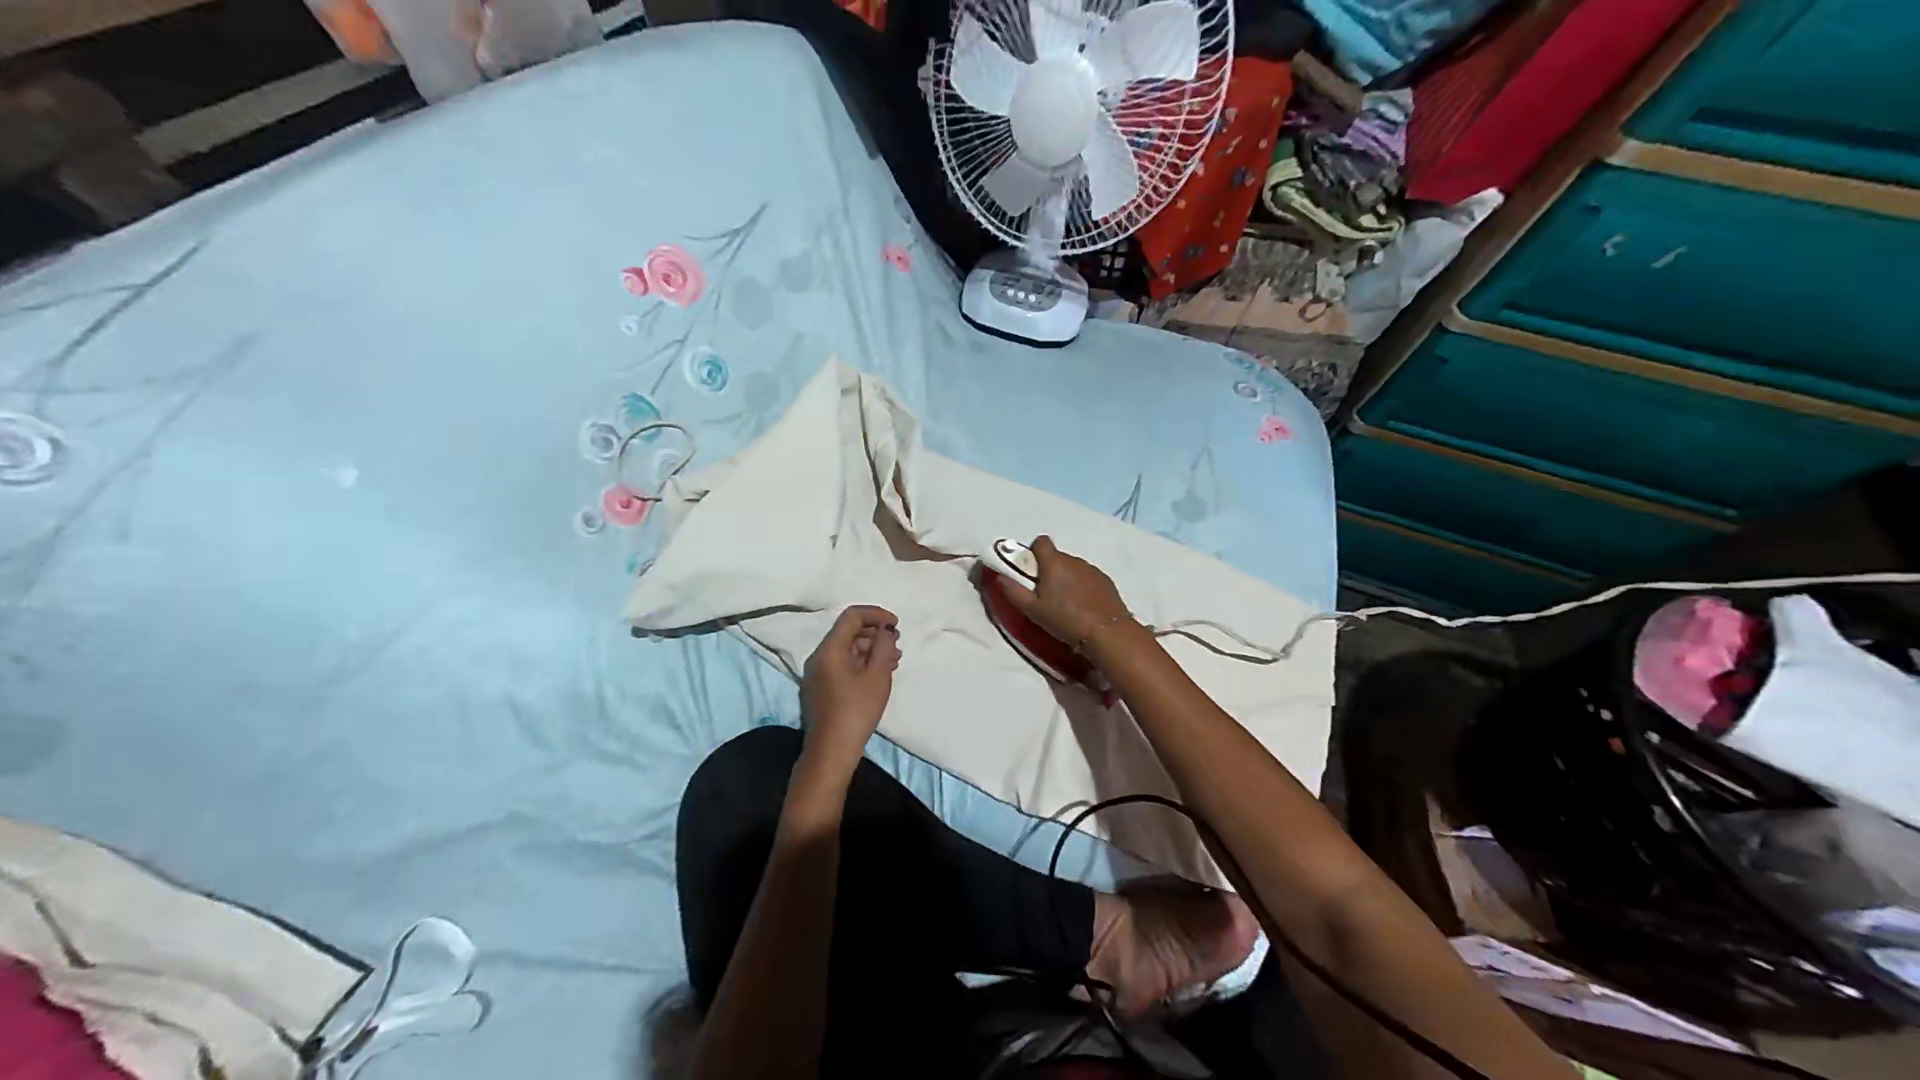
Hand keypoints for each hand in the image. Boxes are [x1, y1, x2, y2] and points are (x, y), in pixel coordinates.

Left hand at [798, 605, 900, 775]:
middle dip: (874, 633)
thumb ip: (883, 646)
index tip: (896, 624)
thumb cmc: (857, 710)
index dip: (876, 614)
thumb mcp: (877, 675)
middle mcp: (818, 656)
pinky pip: (842, 664)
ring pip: (846, 650)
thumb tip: (884, 630)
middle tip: (897, 643)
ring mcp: (817, 673)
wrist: (832, 750)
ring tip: (893, 660)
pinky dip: (861, 663)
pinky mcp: (820, 687)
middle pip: (848, 632)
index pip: (852, 616)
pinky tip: (878, 674)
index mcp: (829, 649)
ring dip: (870, 649)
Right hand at [994, 536, 1131, 648]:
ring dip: (1066, 578)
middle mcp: (1073, 560)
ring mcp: (1092, 569)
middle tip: (1045, 593)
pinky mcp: (1106, 580)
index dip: (1033, 552)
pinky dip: (1082, 585)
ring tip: (1066, 603)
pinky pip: (1088, 577)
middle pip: (1056, 557)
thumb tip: (999, 576)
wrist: (1106, 632)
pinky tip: (1083, 605)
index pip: (1041, 542)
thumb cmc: (1064, 619)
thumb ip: (1013, 591)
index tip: (1030, 571)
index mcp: (1053, 563)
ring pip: (1073, 567)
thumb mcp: (1033, 610)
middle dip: (1049, 569)